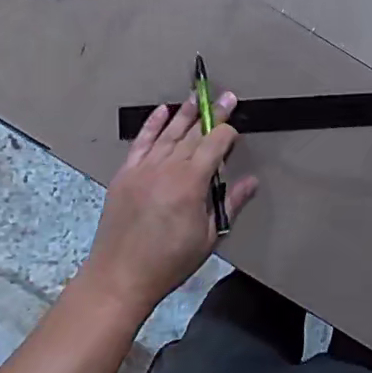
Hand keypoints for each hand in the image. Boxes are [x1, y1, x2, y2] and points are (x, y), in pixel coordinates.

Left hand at [74, 93, 259, 317]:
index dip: (227, 134)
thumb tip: (251, 182)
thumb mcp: (209, 237)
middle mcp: (167, 168)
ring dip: (184, 113)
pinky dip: (151, 125)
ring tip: (197, 96)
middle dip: (212, 114)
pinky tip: (161, 111)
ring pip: (168, 134)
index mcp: (190, 183)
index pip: (214, 145)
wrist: (120, 276)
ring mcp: (143, 169)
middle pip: (193, 134)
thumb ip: (230, 204)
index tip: (236, 129)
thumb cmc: (170, 262)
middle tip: (225, 96)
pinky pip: (141, 143)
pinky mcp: (125, 174)